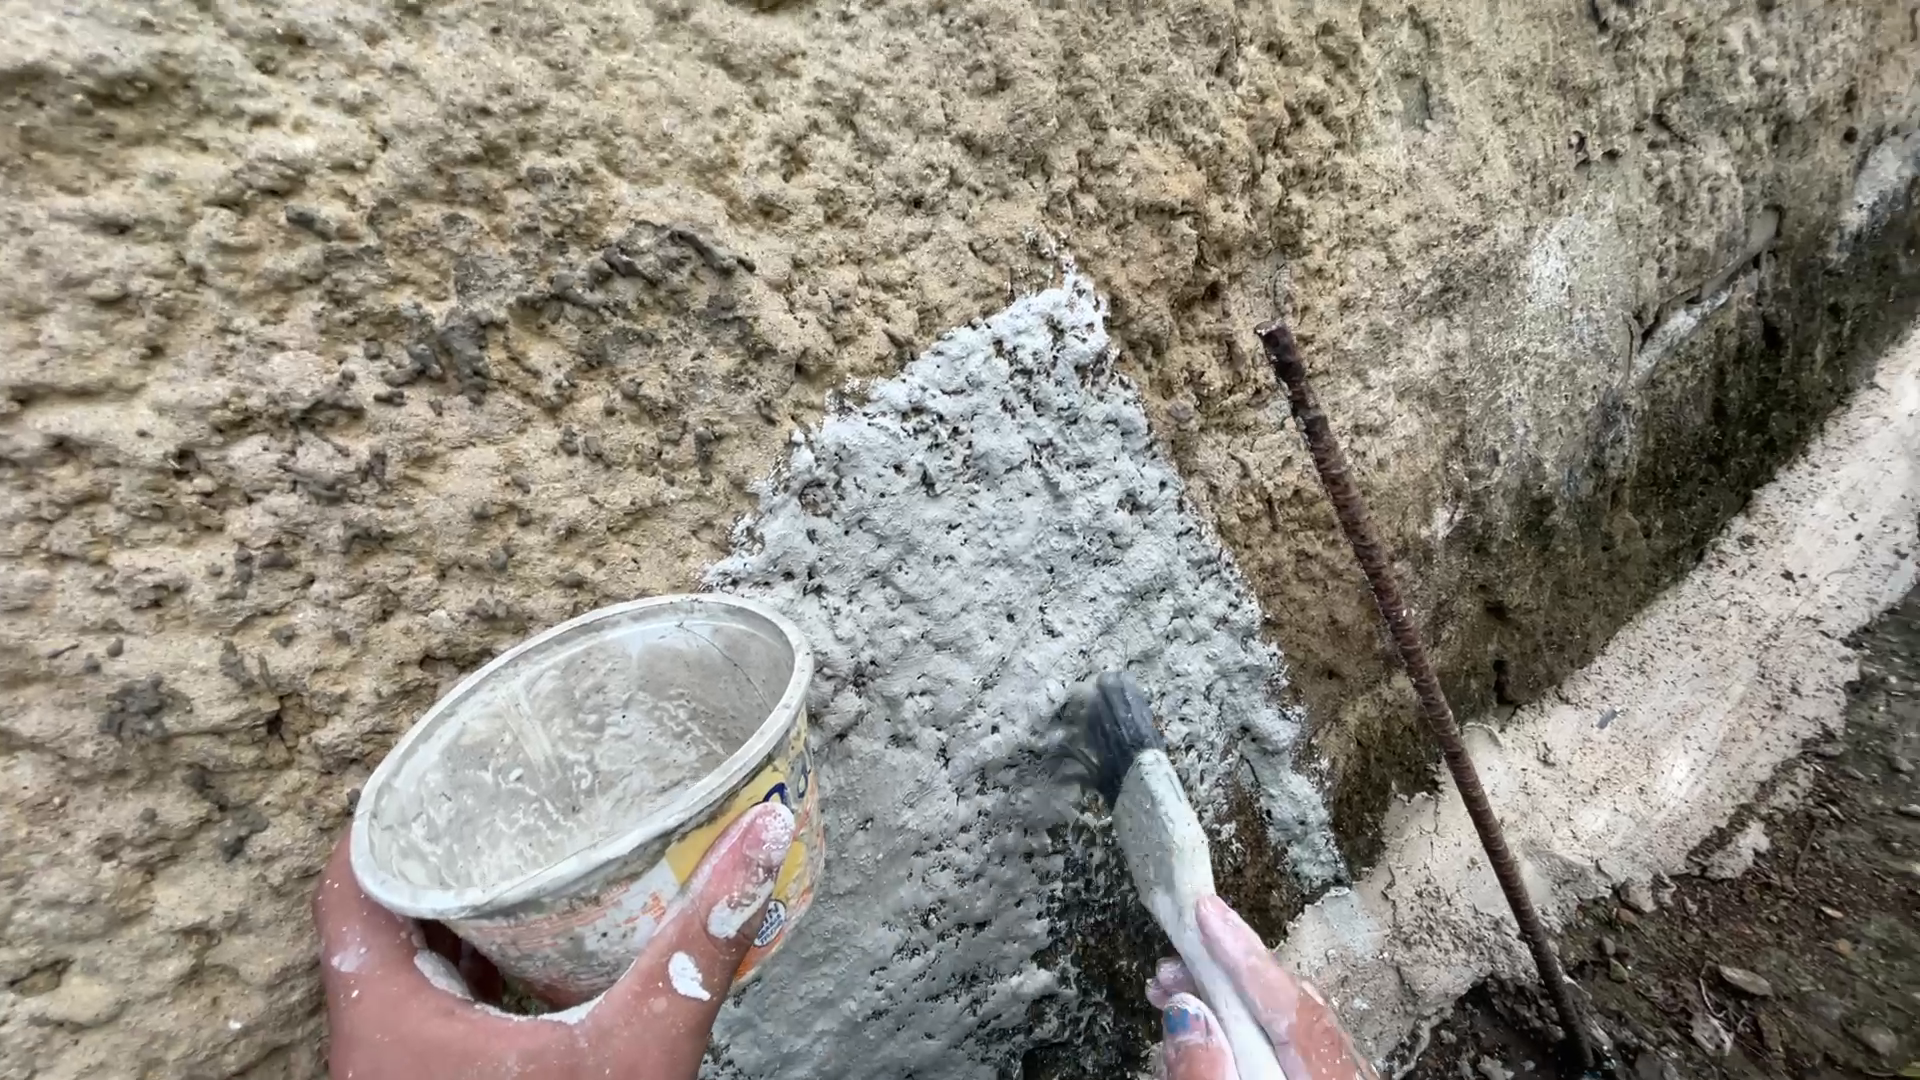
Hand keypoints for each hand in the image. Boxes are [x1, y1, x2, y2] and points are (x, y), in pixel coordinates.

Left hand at [314, 801, 794, 1079]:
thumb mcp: (643, 1047)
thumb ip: (704, 939)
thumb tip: (766, 828)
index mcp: (387, 1027)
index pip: (349, 890)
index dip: (382, 812)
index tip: (435, 756)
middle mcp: (377, 1047)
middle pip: (382, 914)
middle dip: (440, 844)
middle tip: (506, 786)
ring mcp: (408, 1072)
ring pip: (413, 960)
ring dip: (462, 900)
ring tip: (528, 840)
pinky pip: (446, 998)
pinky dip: (483, 952)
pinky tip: (546, 937)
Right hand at [1147, 895, 1377, 1079]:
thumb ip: (1207, 1074)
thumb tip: (1185, 1009)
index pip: (1292, 1010)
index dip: (1245, 955)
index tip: (1205, 908)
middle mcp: (1345, 1075)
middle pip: (1289, 1009)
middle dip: (1223, 976)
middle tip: (1168, 968)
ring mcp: (1339, 1078)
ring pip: (1285, 1028)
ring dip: (1224, 1004)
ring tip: (1171, 998)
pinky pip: (1285, 1051)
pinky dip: (1241, 1032)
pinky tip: (1204, 1035)